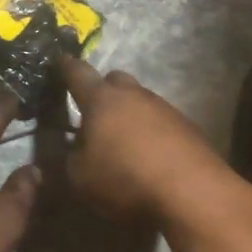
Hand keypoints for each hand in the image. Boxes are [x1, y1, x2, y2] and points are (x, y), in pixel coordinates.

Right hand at [62, 57, 230, 221]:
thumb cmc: (126, 179)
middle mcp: (133, 94)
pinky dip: (151, 132)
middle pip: (114, 79)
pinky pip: (161, 121)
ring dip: (129, 114)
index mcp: (101, 100)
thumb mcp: (81, 178)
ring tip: (123, 141)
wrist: (192, 192)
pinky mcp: (187, 127)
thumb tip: (73, 147)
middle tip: (94, 112)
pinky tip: (151, 156)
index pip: (78, 73)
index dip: (65, 66)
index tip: (59, 60)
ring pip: (140, 100)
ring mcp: (164, 108)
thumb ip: (70, 158)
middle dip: (102, 90)